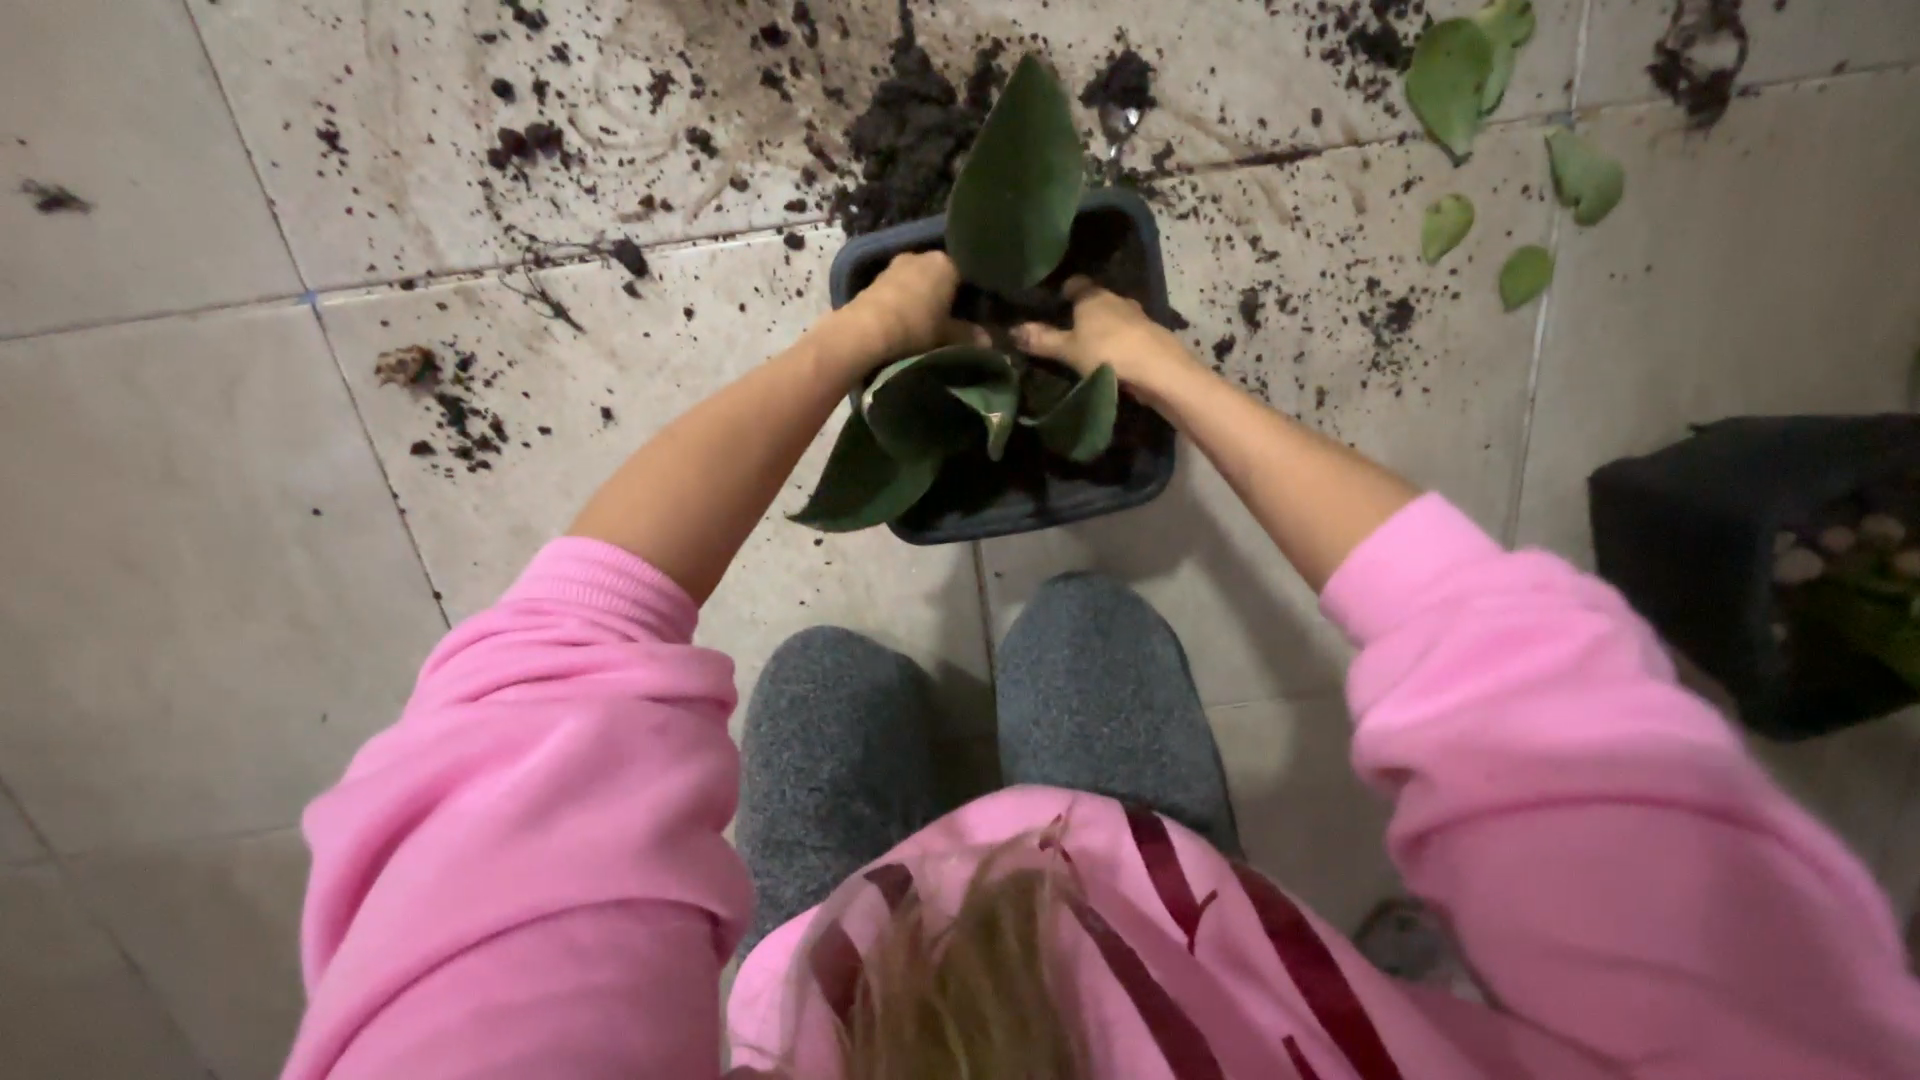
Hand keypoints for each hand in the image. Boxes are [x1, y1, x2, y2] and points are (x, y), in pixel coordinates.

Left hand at [815, 251, 986, 377]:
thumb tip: (989, 342)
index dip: (976, 292)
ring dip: (925, 294)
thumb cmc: (915, 327)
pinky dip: (907, 298)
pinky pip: (902, 286)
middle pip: (942, 273)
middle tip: (955, 316)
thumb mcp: (947, 336)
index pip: (969, 271)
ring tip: (930, 318)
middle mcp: (922, 255)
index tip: (979, 310)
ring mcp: (896, 264)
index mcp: (945, 262)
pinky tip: (908, 316)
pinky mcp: (877, 278)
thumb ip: (969, 336)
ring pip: (920, 278)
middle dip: (949, 292)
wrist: (865, 330)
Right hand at [1010, 277, 1198, 392]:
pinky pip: (1128, 333)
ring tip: (1088, 346)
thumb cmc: (1106, 353)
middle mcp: (1116, 298)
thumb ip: (1041, 339)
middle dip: (1082, 312)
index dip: (1062, 292)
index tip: (1052, 305)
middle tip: (1066, 331)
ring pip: (1113, 316)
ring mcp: (1137, 315)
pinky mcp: (1151, 334)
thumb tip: (1012, 330)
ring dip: (1103, 328)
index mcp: (1093, 295)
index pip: (1075, 283)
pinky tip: (1112, 357)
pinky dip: (1119, 341)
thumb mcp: (1067, 350)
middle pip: (1095, 300)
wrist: (1159, 370)